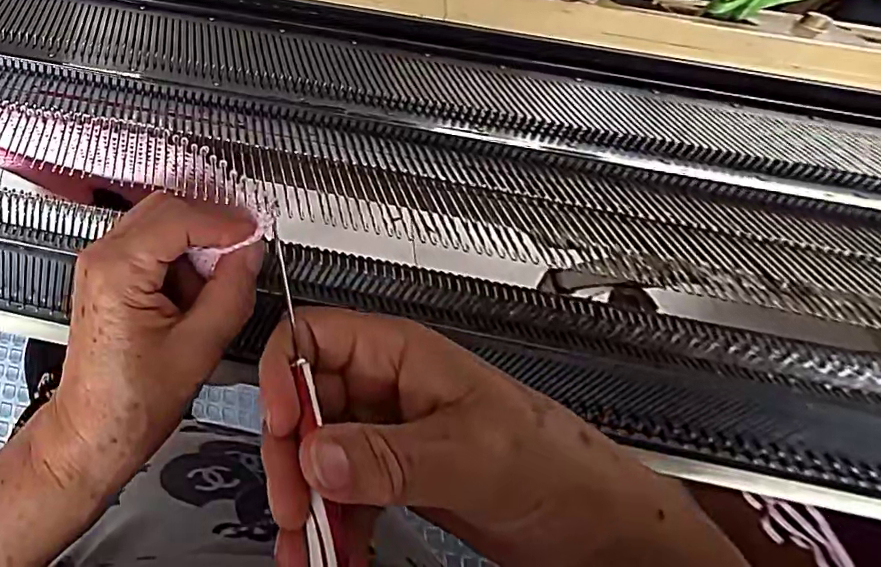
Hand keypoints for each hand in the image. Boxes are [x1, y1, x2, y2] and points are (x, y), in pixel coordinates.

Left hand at [42, 192, 264, 497]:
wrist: (91, 432)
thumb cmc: (129, 404)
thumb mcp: (198, 349)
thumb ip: (231, 292)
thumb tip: (249, 252)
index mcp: (118, 269)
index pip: (179, 217)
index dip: (223, 221)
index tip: (253, 231)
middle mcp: (102, 254)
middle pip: (166, 208)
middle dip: (210, 222)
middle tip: (244, 244)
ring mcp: (101, 260)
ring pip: (159, 220)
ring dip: (195, 238)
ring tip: (218, 277)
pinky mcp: (108, 270)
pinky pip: (150, 240)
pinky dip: (179, 252)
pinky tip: (194, 287)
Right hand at [260, 309, 745, 566]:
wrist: (601, 526)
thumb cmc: (555, 461)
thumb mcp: (469, 454)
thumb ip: (389, 455)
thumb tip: (317, 452)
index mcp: (396, 351)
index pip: (313, 335)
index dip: (285, 371)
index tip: (279, 424)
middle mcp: (383, 384)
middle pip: (305, 398)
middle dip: (290, 451)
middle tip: (293, 502)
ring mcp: (386, 430)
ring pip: (317, 449)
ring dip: (305, 497)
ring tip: (306, 544)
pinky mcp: (393, 472)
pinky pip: (342, 489)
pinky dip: (331, 522)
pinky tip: (334, 551)